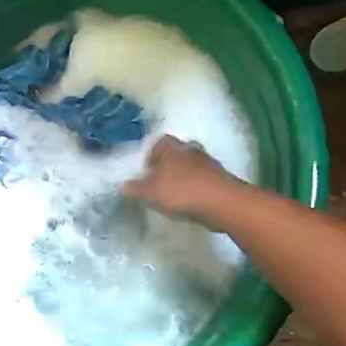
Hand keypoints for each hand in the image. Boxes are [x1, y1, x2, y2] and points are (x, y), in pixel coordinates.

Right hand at [121, 134, 237, 221]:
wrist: (221, 202)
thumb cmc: (180, 192)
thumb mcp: (150, 192)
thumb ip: (136, 188)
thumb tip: (123, 185)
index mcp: (172, 147)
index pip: (159, 142)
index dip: (151, 155)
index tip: (147, 172)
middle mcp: (191, 149)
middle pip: (177, 153)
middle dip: (169, 165)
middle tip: (161, 182)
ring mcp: (209, 162)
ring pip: (192, 165)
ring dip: (184, 176)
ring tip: (176, 195)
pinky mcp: (221, 177)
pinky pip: (204, 178)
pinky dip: (197, 186)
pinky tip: (191, 201)